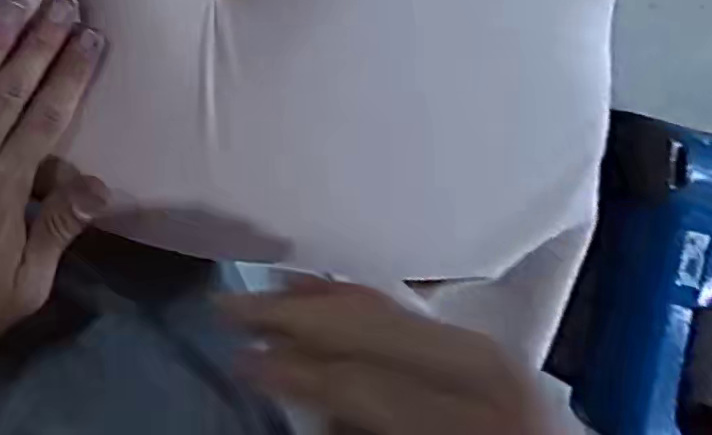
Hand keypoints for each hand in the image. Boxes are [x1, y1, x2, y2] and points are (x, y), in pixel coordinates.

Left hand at [0, 0, 107, 434]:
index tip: (90, 36)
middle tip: (60, 2)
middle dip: (40, 42)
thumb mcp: (28, 286)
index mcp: (8, 189)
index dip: (71, 74)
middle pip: (12, 90)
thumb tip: (101, 183)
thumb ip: (60, 229)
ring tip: (12, 0)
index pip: (48, 117)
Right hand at [221, 279, 561, 434]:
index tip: (236, 356)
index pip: (354, 378)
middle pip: (362, 322)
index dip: (289, 368)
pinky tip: (317, 289)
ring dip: (314, 297)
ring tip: (261, 293)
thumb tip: (297, 392)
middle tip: (229, 305)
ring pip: (378, 301)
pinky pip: (402, 308)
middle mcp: (477, 363)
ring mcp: (482, 344)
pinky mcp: (478, 339)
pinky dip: (353, 297)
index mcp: (467, 407)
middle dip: (289, 313)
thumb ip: (352, 422)